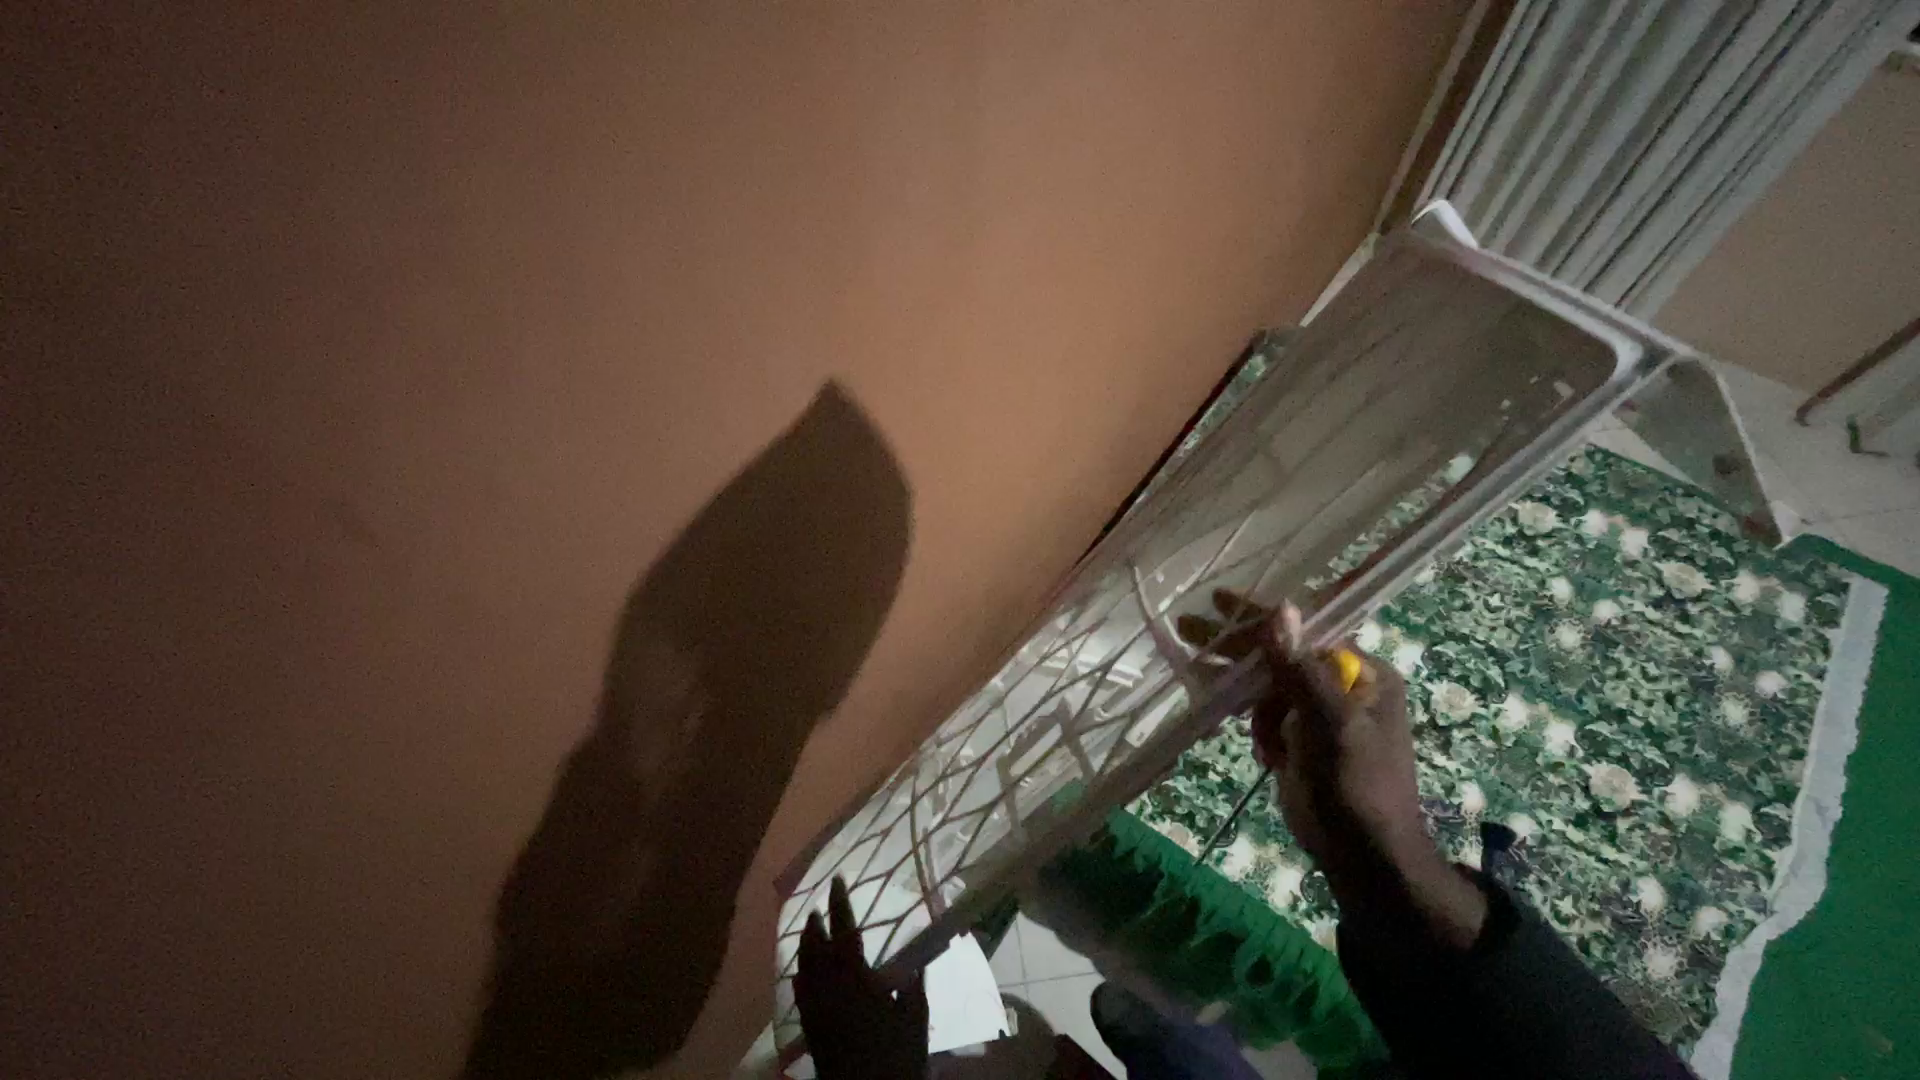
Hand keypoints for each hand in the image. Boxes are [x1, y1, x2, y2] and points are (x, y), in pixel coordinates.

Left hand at [794, 877, 929, 1079]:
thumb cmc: (896, 1057)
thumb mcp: (915, 1019)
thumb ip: (913, 987)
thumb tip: (915, 962)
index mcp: (856, 977)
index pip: (845, 930)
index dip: (840, 903)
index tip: (837, 880)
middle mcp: (830, 987)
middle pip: (817, 946)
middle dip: (817, 922)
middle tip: (818, 903)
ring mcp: (817, 1007)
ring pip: (804, 966)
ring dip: (806, 944)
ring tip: (809, 929)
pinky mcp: (810, 1027)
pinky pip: (801, 991)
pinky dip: (801, 974)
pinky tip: (801, 972)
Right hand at [1179, 592, 1483, 946]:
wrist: (1363, 856)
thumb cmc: (1355, 784)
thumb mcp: (1329, 721)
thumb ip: (1300, 667)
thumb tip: (1281, 609)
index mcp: (1364, 675)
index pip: (1305, 633)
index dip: (1260, 619)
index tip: (1217, 601)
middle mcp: (1343, 687)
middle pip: (1281, 654)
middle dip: (1237, 648)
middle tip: (1187, 627)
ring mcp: (1318, 715)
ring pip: (1267, 686)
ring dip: (1240, 690)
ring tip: (1204, 682)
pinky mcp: (1298, 740)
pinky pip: (1264, 715)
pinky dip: (1250, 721)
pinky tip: (1245, 735)